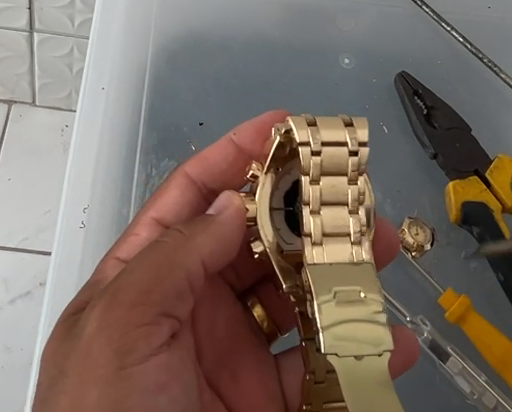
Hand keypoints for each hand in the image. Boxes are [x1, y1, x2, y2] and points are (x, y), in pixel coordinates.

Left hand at [34, 110, 417, 411]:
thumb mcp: (121, 323)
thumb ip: (176, 256)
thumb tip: (229, 202)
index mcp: (146, 273)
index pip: (193, 195)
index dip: (236, 155)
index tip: (284, 127)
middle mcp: (189, 305)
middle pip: (254, 240)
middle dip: (304, 212)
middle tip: (354, 197)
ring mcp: (227, 357)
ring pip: (292, 298)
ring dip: (338, 274)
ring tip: (381, 253)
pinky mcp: (259, 406)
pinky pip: (316, 373)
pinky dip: (357, 356)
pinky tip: (390, 345)